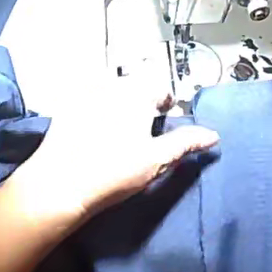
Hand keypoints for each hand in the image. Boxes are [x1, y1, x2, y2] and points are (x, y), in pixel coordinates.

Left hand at [9, 80, 218, 225]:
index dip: (166, 105)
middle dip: (142, 103)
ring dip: (118, 105)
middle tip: (141, 133)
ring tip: (116, 135)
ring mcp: (85, 94)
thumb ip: (185, 143)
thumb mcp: (157, 160)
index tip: (163, 121)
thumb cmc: (112, 172)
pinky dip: (95, 110)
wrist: (59, 184)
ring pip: (111, 92)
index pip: (161, 87)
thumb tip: (211, 135)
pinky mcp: (65, 108)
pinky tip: (92, 134)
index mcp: (137, 94)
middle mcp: (111, 86)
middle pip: (136, 86)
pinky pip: (87, 101)